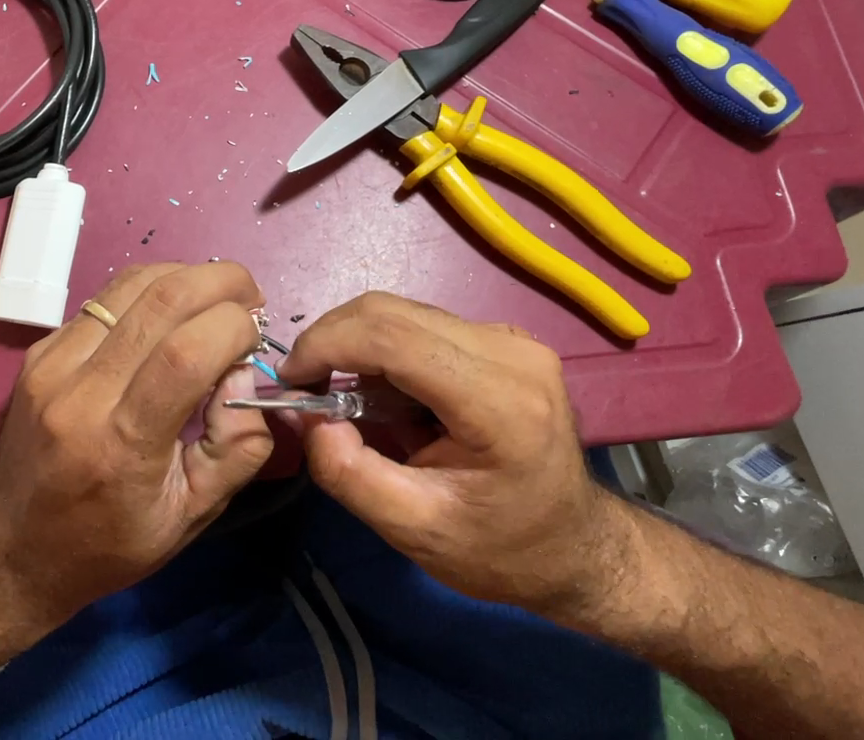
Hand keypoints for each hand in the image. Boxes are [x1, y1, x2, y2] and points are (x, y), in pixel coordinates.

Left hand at [0, 263, 273, 644]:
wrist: (16, 548)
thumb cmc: (113, 540)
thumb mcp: (195, 514)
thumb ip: (238, 446)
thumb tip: (243, 371)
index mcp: (123, 445)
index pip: (186, 353)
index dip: (234, 327)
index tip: (255, 337)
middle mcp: (81, 394)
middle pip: (162, 300)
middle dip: (222, 282)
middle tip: (250, 298)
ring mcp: (51, 365)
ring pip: (130, 284)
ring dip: (186, 276)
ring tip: (214, 297)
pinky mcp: (38, 351)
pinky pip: (104, 299)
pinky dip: (149, 292)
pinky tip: (167, 314)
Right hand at [280, 292, 635, 620]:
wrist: (575, 548)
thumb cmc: (500, 550)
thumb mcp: (414, 530)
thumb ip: (350, 473)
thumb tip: (305, 415)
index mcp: (500, 402)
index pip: (393, 337)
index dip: (327, 345)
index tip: (288, 379)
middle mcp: (511, 352)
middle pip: (391, 312)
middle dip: (332, 341)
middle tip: (303, 387)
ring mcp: (510, 339)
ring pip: (401, 313)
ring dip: (356, 347)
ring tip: (346, 402)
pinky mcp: (502, 339)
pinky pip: (420, 325)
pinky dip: (383, 352)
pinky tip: (385, 398)